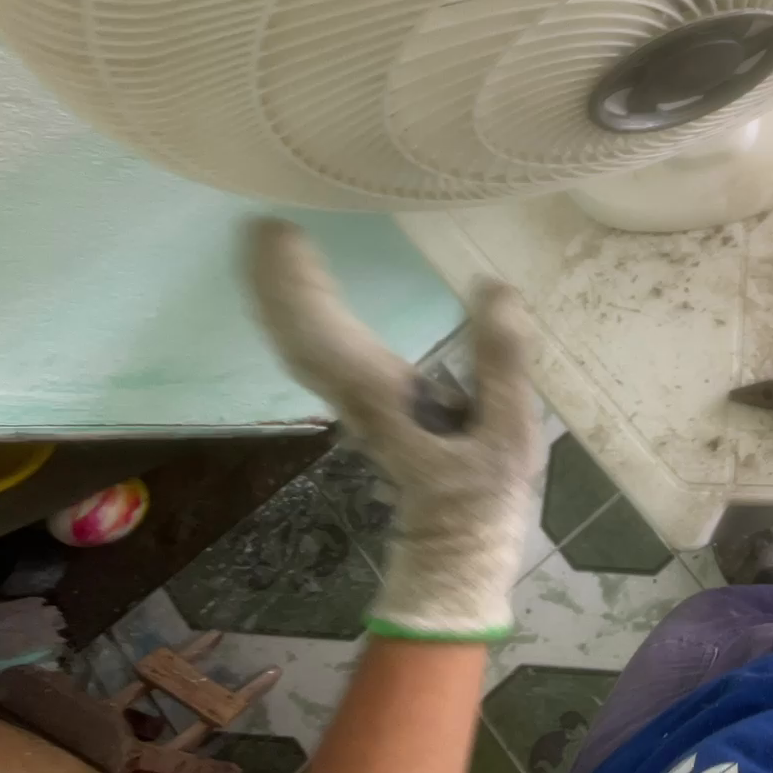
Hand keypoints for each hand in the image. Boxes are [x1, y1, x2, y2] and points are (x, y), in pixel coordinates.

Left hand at [243, 218, 541, 640]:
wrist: (457, 548)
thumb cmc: (483, 495)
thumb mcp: (508, 430)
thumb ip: (500, 361)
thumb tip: (492, 286)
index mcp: (383, 401)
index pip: (323, 335)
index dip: (298, 284)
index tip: (279, 229)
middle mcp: (354, 398)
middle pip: (295, 334)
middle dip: (275, 280)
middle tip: (264, 224)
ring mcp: (355, 403)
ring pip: (301, 343)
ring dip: (283, 294)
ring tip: (278, 245)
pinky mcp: (369, 404)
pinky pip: (320, 350)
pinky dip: (306, 315)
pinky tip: (313, 294)